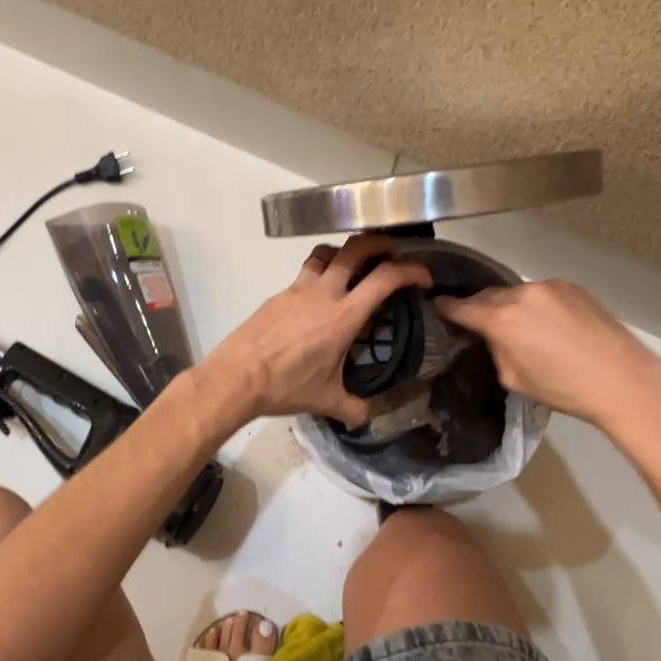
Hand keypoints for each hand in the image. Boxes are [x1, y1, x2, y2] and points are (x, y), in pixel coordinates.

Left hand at [198, 234, 431, 425]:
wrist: (236, 377)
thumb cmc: (285, 387)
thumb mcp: (325, 401)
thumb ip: (353, 407)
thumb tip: (366, 417)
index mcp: (344, 316)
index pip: (386, 278)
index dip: (411, 271)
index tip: (423, 278)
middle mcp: (324, 293)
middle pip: (357, 248)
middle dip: (381, 244)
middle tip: (393, 253)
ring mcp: (298, 289)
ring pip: (327, 252)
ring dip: (346, 251)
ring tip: (356, 264)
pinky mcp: (279, 294)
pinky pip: (306, 271)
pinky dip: (322, 271)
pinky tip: (322, 294)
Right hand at [435, 279, 660, 436]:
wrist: (623, 380)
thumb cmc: (564, 388)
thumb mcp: (515, 379)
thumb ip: (496, 351)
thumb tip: (493, 337)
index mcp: (502, 318)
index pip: (462, 307)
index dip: (446, 308)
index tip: (436, 308)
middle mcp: (522, 294)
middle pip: (488, 296)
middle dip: (478, 307)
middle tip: (474, 323)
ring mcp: (550, 286)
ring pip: (515, 293)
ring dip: (508, 306)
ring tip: (514, 327)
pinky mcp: (574, 287)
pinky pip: (541, 294)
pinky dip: (534, 305)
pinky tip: (544, 325)